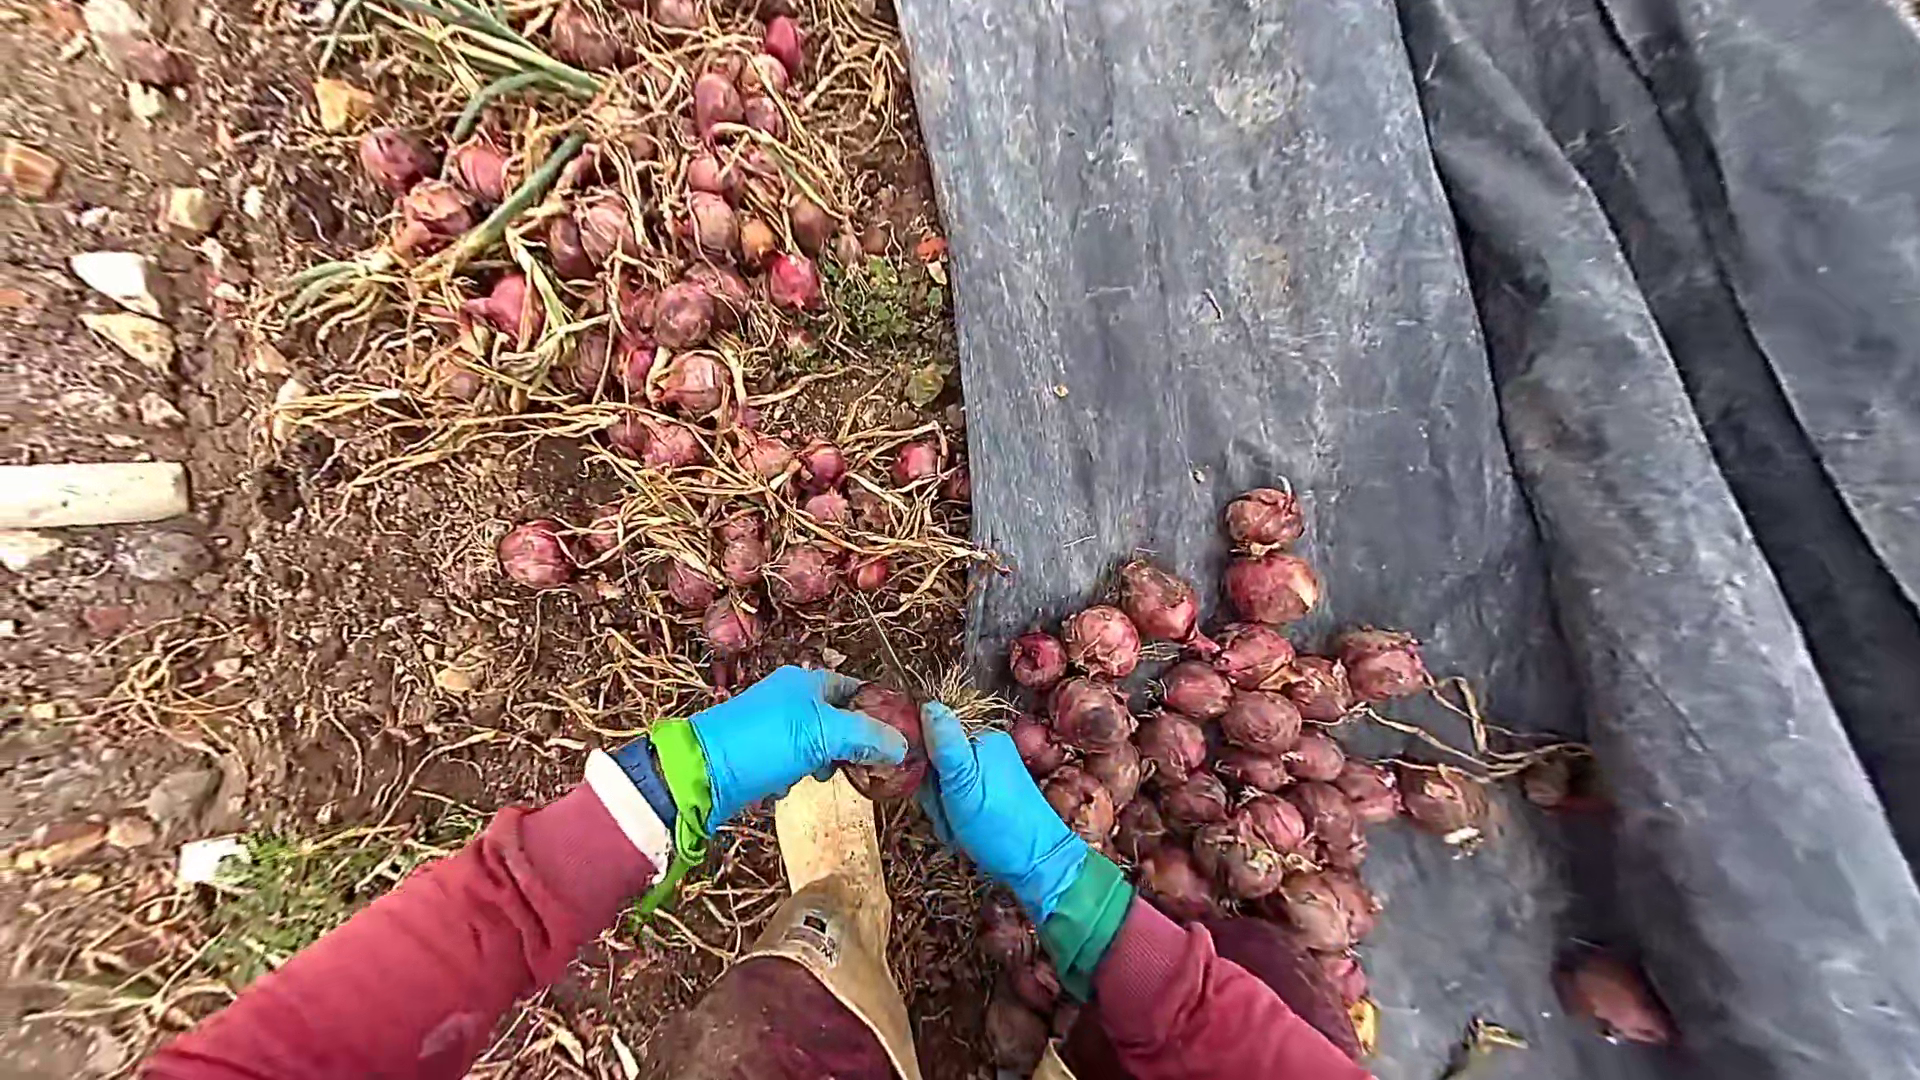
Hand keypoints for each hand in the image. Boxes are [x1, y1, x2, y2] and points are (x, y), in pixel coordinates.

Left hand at [691, 666, 908, 825]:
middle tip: (857, 763)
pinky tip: (788, 785)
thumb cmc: (766, 741)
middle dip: (848, 741)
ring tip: (820, 776)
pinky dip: (795, 771)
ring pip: (814, 740)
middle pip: (835, 716)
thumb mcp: (825, 734)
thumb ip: (867, 737)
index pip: (853, 688)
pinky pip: (790, 757)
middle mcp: (788, 696)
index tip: (890, 735)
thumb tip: (903, 746)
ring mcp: (771, 722)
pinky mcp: (756, 748)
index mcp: (805, 681)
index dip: (874, 710)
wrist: (700, 772)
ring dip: (822, 759)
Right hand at [917, 702, 1089, 920]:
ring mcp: (991, 772)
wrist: (1038, 864)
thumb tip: (928, 704)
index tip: (928, 789)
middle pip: (938, 761)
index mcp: (983, 738)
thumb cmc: (998, 824)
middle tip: (946, 815)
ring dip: (943, 809)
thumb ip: (945, 743)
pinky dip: (955, 816)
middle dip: (934, 793)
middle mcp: (988, 749)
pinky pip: (960, 798)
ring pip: (945, 784)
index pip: (933, 736)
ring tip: (957, 828)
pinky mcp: (992, 794)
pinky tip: (963, 834)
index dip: (923, 764)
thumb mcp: (963, 782)